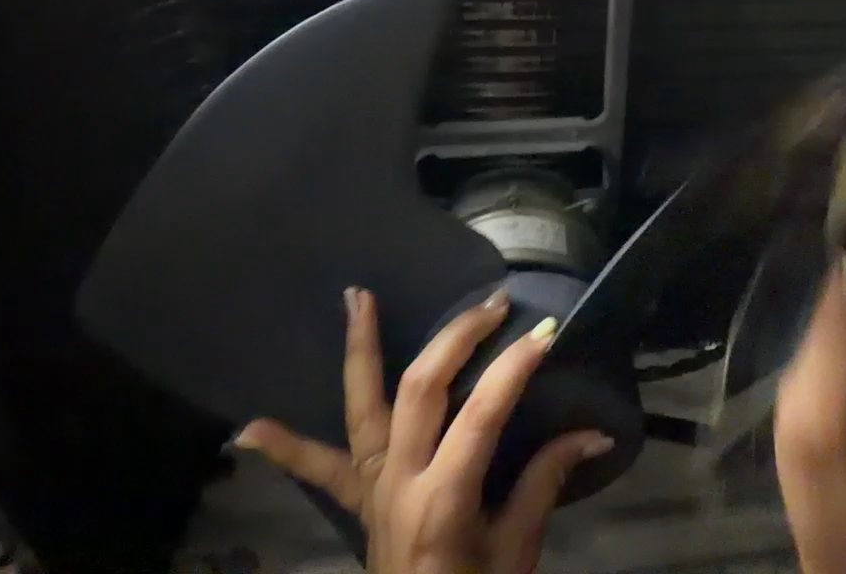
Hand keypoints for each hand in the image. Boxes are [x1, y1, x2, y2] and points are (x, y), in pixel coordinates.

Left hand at [234, 287, 614, 573]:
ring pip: (361, 405)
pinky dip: (286, 448)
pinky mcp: (358, 498)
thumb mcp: (518, 548)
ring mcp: (371, 485)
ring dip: (360, 348)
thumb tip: (597, 431)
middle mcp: (399, 481)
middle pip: (420, 388)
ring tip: (357, 296)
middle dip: (457, 338)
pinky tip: (248, 428)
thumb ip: (547, 481)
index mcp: (444, 497)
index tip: (545, 332)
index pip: (482, 413)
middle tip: (491, 304)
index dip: (514, 368)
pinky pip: (318, 469)